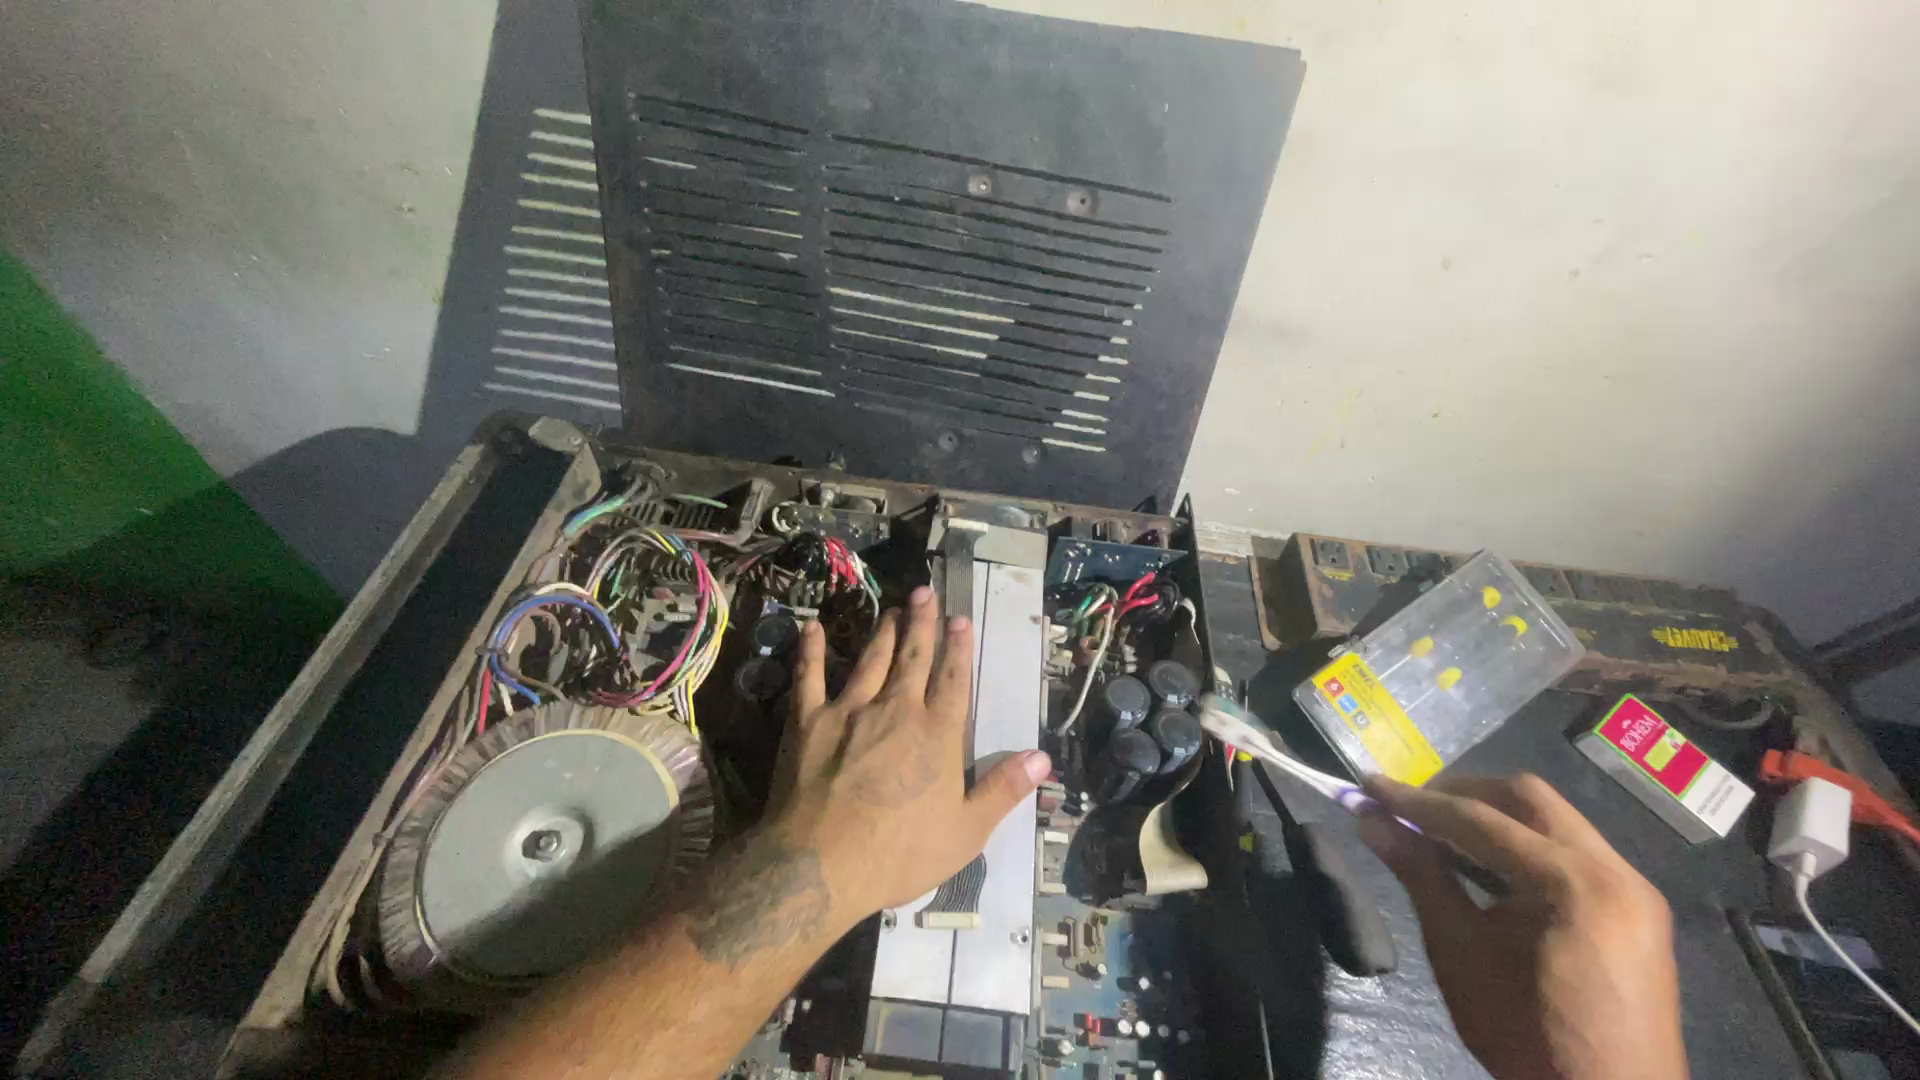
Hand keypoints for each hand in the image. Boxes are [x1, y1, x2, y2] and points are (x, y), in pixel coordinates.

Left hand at [771, 585, 1050, 923]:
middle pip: (913, 658)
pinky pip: (810, 677)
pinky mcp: (808, 721)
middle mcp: (896, 710)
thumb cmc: (899, 853)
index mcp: (936, 734)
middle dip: (921, 623)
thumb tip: (1042, 758)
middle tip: (924, 592)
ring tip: (890, 608)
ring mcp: (849, 711)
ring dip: (881, 632)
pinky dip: (811, 652)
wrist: (821, 865)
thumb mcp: (966, 832)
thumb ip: (1002, 789)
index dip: (958, 647)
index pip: (953, 679)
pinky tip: (812, 629)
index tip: (960, 618)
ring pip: (870, 660)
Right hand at [1357, 774, 1686, 1079]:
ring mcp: (1632, 891)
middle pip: (1527, 799)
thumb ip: (1418, 872)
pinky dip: (1523, 845)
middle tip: (1410, 807)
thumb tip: (1369, 818)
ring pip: (1553, 821)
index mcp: (1573, 881)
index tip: (1368, 786)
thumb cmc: (1524, 1029)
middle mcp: (1614, 871)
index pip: (1478, 819)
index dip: (1416, 800)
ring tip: (1440, 834)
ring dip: (1493, 816)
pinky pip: (1571, 853)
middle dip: (1461, 793)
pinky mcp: (1635, 913)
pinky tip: (1486, 867)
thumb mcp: (1458, 947)